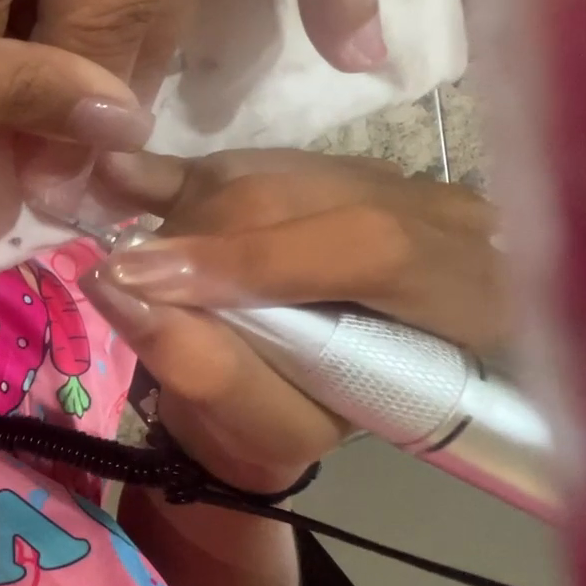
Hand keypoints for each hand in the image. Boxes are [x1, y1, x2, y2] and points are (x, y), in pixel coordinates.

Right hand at [76, 149, 504, 492]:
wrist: (295, 394)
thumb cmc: (295, 421)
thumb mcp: (266, 426)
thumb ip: (204, 367)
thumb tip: (112, 286)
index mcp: (472, 298)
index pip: (370, 247)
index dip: (251, 257)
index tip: (144, 278)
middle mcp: (436, 216)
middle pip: (296, 199)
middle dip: (196, 241)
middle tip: (126, 280)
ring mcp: (371, 175)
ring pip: (252, 172)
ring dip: (177, 219)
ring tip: (138, 267)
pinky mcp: (306, 160)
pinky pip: (226, 159)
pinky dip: (163, 171)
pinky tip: (114, 176)